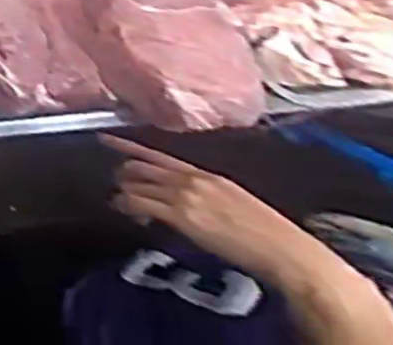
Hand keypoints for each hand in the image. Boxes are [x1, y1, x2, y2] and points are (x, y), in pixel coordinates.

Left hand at [102, 135, 337, 283]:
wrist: (290, 255)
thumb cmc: (271, 234)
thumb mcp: (235, 199)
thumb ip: (205, 190)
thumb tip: (184, 193)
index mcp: (204, 174)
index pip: (154, 153)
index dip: (125, 145)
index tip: (102, 138)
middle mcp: (189, 179)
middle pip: (137, 167)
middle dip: (124, 176)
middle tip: (122, 188)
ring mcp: (184, 196)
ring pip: (135, 184)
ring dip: (125, 194)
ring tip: (125, 206)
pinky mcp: (182, 216)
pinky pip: (140, 203)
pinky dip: (128, 206)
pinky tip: (130, 214)